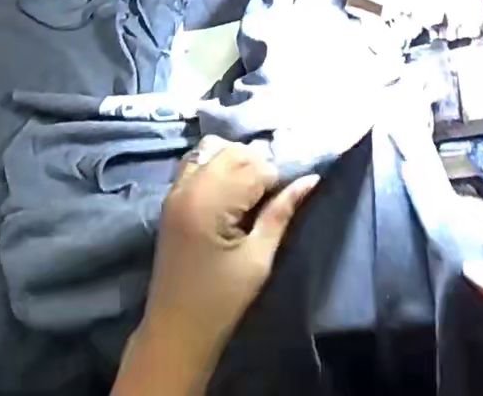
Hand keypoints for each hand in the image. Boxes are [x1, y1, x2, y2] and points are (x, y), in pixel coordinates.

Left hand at [114, 137, 318, 395]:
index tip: (284, 202)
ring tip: (249, 190)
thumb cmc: (221, 302)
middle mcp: (190, 186)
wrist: (174, 334)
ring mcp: (177, 190)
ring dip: (237, 160)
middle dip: (258, 165)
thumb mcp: (259, 259)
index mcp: (211, 202)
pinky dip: (216, 162)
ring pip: (215, 148)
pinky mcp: (171, 197)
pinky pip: (196, 160)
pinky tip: (228, 186)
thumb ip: (282, 212)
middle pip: (235, 151)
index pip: (256, 167)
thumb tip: (311, 179)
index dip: (276, 181)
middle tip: (270, 196)